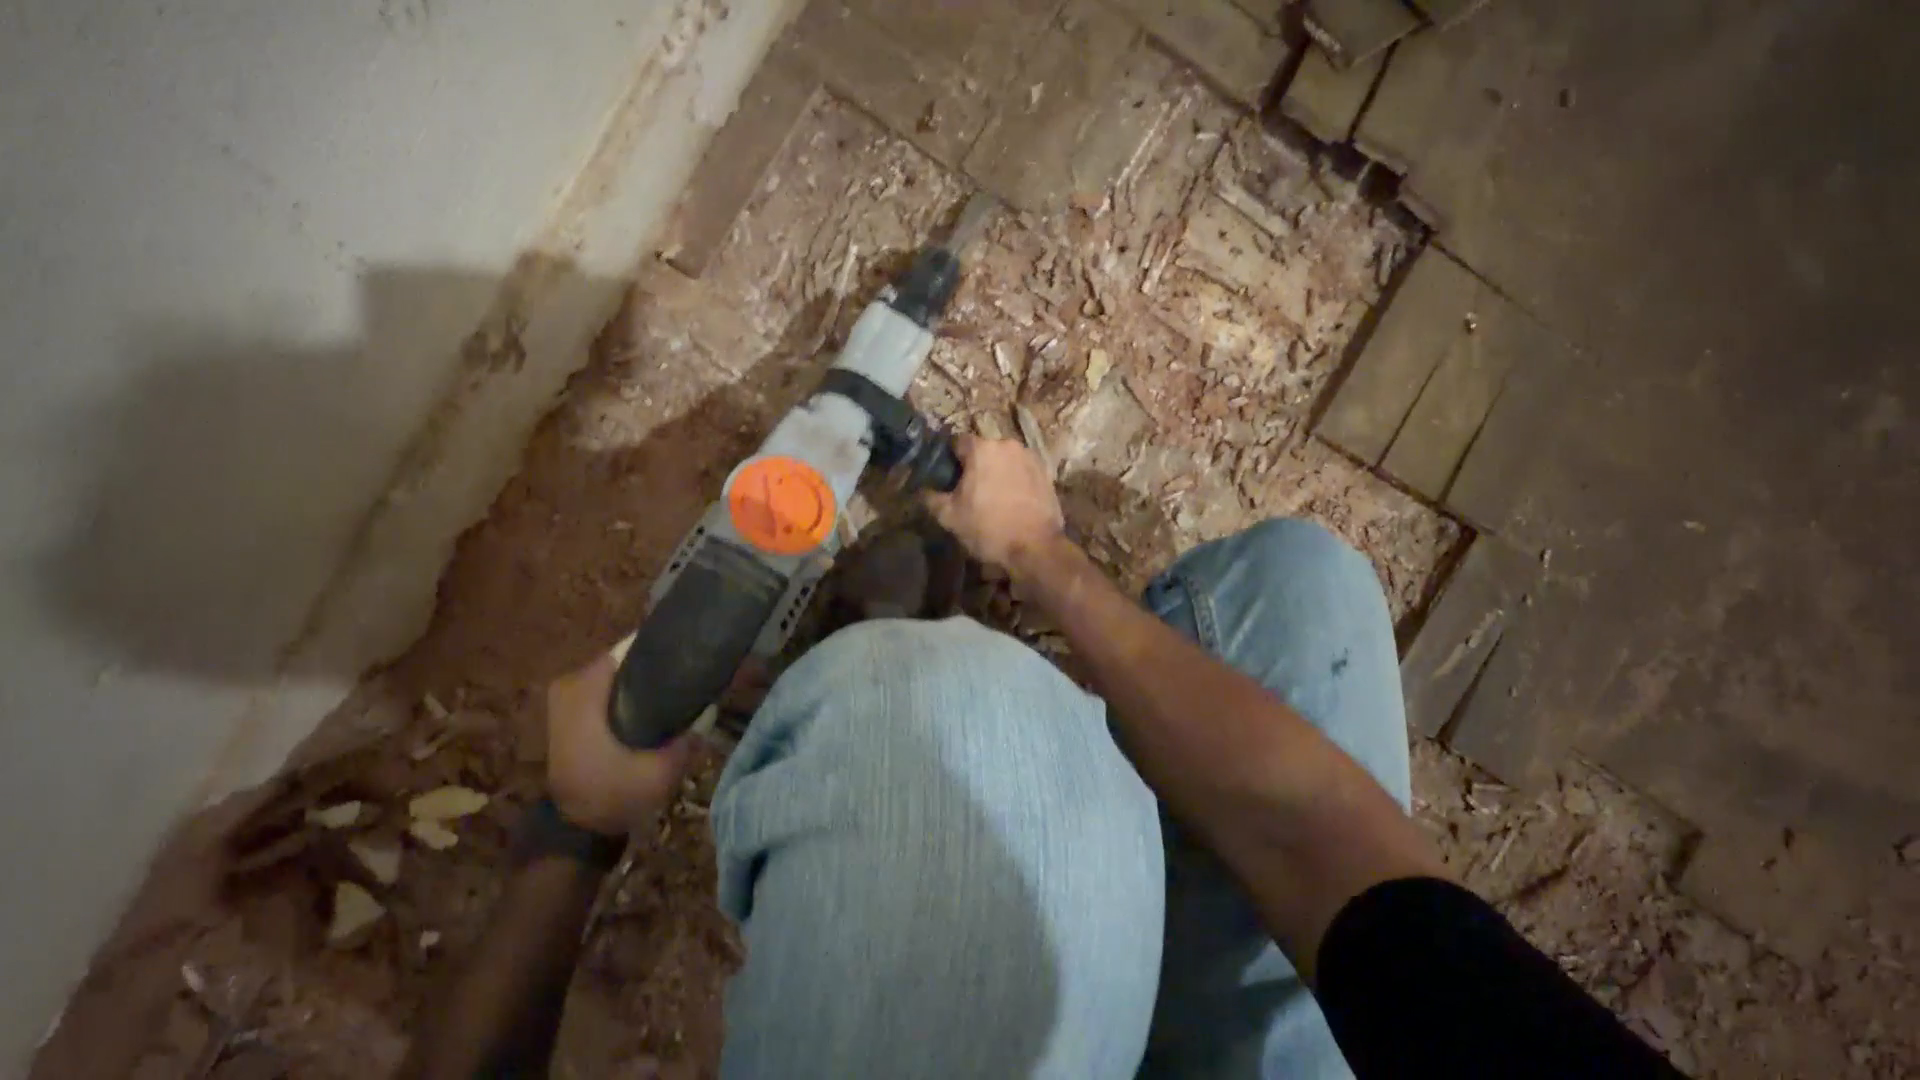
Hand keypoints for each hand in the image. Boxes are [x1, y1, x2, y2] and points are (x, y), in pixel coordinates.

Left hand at [544, 646, 696, 835]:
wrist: (576, 828)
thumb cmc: (614, 796)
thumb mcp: (660, 773)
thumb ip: (687, 738)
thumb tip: (710, 705)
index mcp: (584, 693)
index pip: (627, 649)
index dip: (661, 649)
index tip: (690, 653)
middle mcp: (569, 685)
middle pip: (622, 658)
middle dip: (654, 664)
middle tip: (688, 674)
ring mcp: (563, 696)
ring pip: (613, 671)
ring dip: (640, 678)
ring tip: (674, 687)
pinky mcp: (566, 709)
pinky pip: (603, 686)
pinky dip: (625, 690)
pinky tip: (651, 703)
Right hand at [925, 435, 1066, 571]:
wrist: (1035, 547)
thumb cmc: (988, 528)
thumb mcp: (949, 517)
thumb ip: (931, 498)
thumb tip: (922, 490)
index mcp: (981, 449)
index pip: (957, 442)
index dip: (949, 458)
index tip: (947, 477)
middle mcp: (1007, 445)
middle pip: (983, 450)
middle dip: (975, 466)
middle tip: (969, 491)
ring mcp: (1030, 457)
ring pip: (1004, 460)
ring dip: (996, 472)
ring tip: (993, 498)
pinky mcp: (1046, 473)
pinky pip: (1022, 471)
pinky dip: (1015, 480)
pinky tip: (1012, 502)